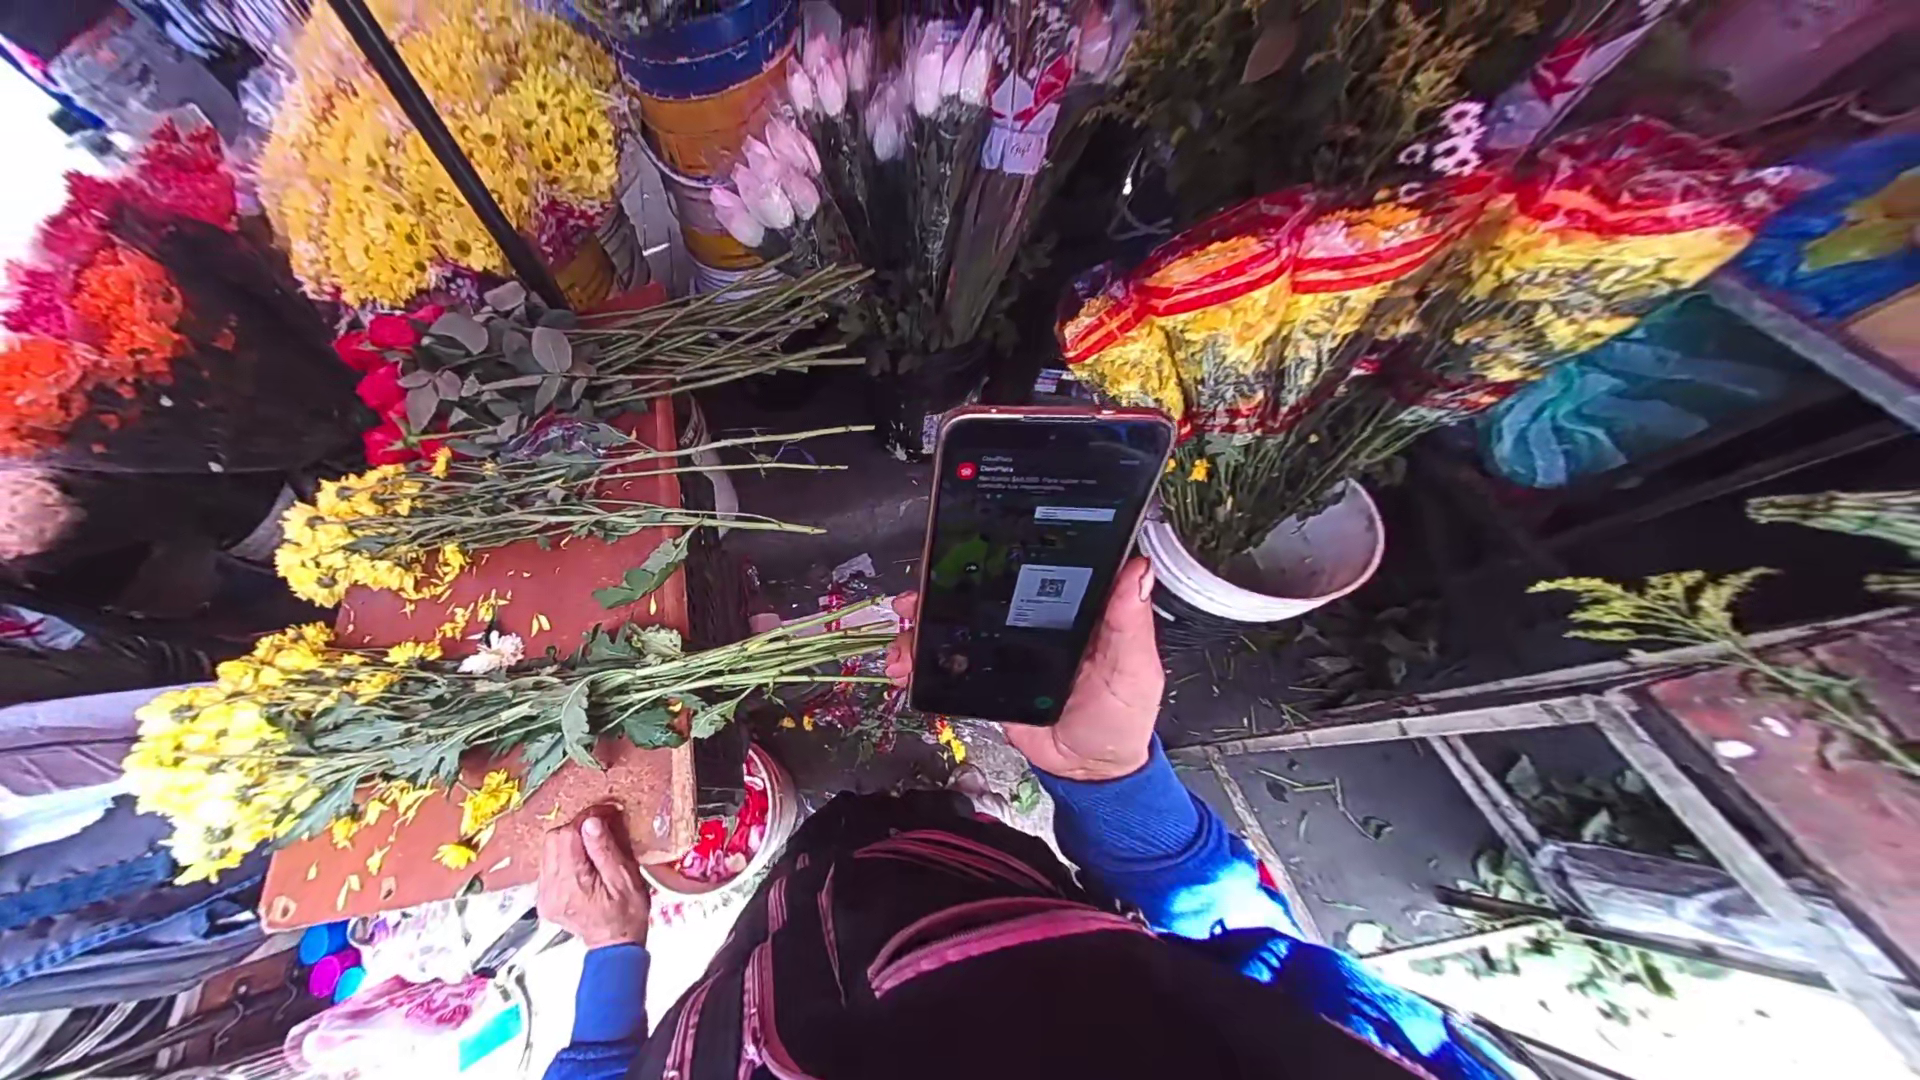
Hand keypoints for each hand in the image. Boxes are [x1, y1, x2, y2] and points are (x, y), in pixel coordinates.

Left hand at [537, 806, 650, 948]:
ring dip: (571, 839)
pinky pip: (550, 863)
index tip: (607, 813)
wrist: (615, 943)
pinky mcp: (545, 898)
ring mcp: (544, 896)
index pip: (565, 836)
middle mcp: (550, 890)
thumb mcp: (625, 876)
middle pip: (552, 840)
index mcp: (571, 884)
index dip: (585, 818)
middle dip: (577, 827)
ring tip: (596, 840)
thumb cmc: (627, 910)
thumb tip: (590, 822)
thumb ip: (605, 849)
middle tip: (603, 825)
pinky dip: (566, 854)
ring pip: (548, 850)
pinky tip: (585, 858)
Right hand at [885, 557, 1163, 781]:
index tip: (978, 540)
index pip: (1039, 565)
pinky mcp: (989, 674)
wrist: (1087, 770)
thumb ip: (1130, 623)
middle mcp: (1037, 619)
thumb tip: (1136, 570)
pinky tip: (908, 660)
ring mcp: (1009, 646)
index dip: (1008, 549)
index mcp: (1075, 609)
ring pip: (962, 620)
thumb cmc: (1119, 719)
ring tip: (909, 620)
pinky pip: (953, 660)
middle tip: (927, 583)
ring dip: (930, 617)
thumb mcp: (1134, 669)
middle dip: (951, 582)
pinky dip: (925, 657)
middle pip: (988, 589)